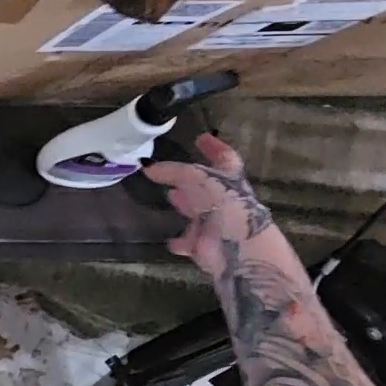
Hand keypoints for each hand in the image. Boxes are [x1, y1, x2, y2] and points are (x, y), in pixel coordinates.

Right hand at [141, 133, 275, 277]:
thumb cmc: (224, 205)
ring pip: (198, 211)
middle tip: (172, 172)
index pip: (223, 158)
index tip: (202, 138)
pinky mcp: (206, 244)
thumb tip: (148, 168)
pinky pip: (189, 240)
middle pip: (207, 186)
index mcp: (229, 180)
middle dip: (191, 179)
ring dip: (185, 204)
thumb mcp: (197, 178)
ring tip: (169, 196)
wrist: (238, 248)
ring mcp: (217, 223)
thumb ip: (173, 171)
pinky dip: (180, 240)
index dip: (214, 147)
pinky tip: (170, 240)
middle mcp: (225, 200)